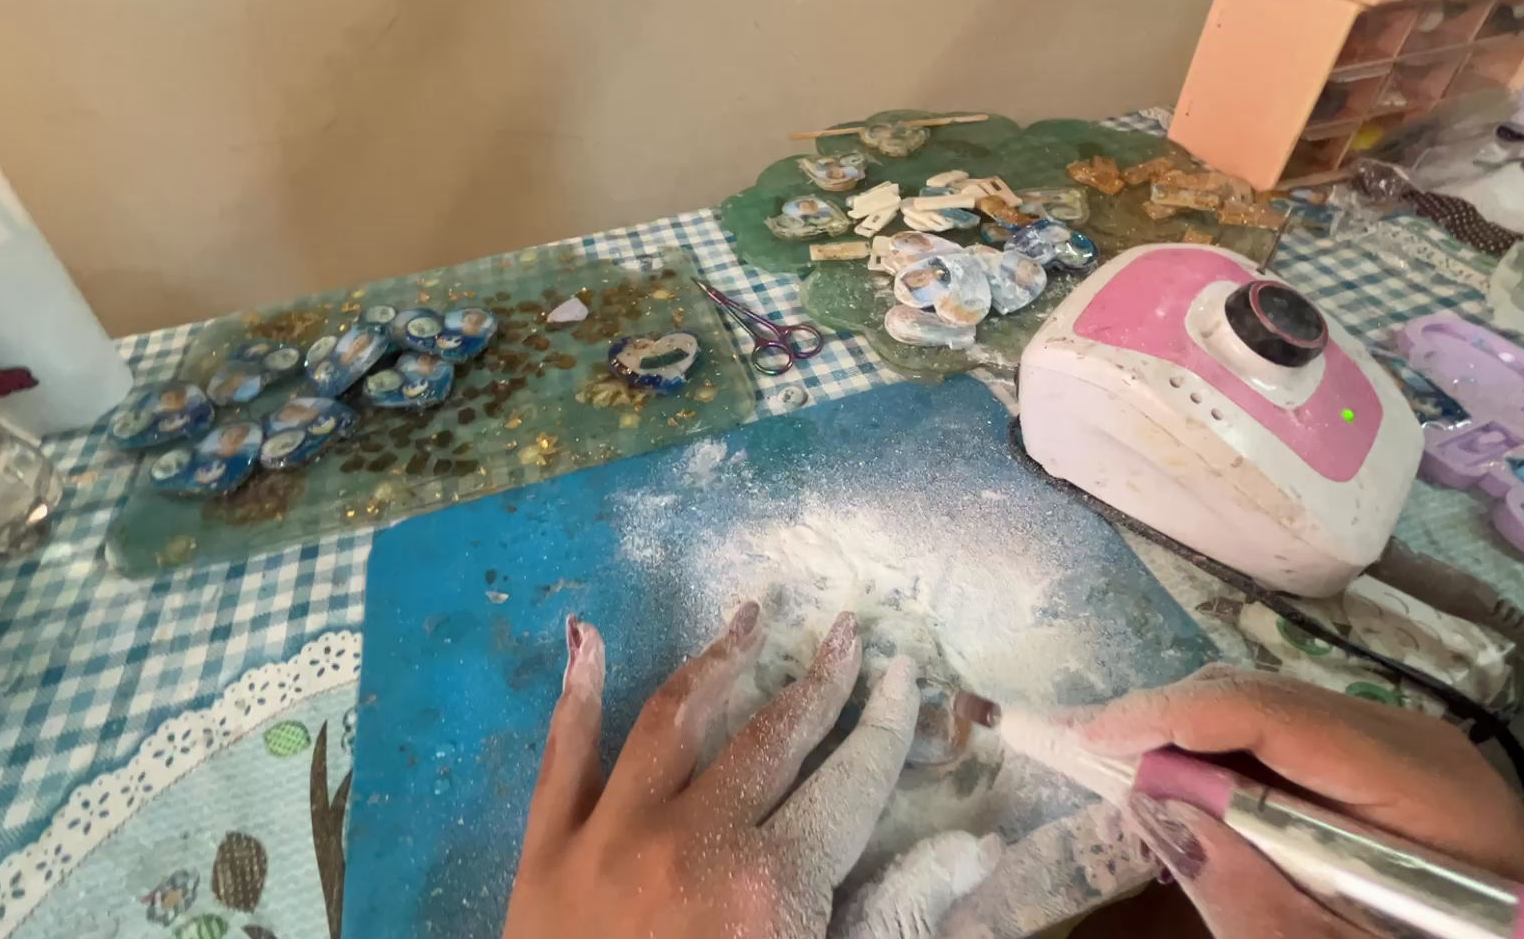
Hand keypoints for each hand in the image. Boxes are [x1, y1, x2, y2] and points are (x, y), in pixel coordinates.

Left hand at [503, 606, 998, 938]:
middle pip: (772, 735)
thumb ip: (898, 920)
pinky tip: (588, 640)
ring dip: (718, 660)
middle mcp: (692, 839)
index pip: (848, 782)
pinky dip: (576, 694)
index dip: (883, 725)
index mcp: (769, 888)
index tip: (901, 674)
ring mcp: (611, 833)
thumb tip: (976, 850)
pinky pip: (562, 754)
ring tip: (752, 616)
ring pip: (674, 717)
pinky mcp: (547, 847)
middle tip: (846, 630)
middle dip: (820, 680)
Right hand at [1071, 665, 1523, 938]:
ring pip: (1251, 703)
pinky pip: (1266, 726)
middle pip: (1253, 698)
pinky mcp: (1365, 750)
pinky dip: (1213, 749)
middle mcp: (1404, 736)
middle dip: (1167, 723)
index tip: (1093, 737)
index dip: (1174, 717)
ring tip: (1134, 771)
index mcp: (1424, 785)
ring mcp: (1387, 737)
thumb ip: (1256, 902)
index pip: (1273, 715)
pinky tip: (1188, 783)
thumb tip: (1153, 808)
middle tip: (1098, 758)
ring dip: (1184, 736)